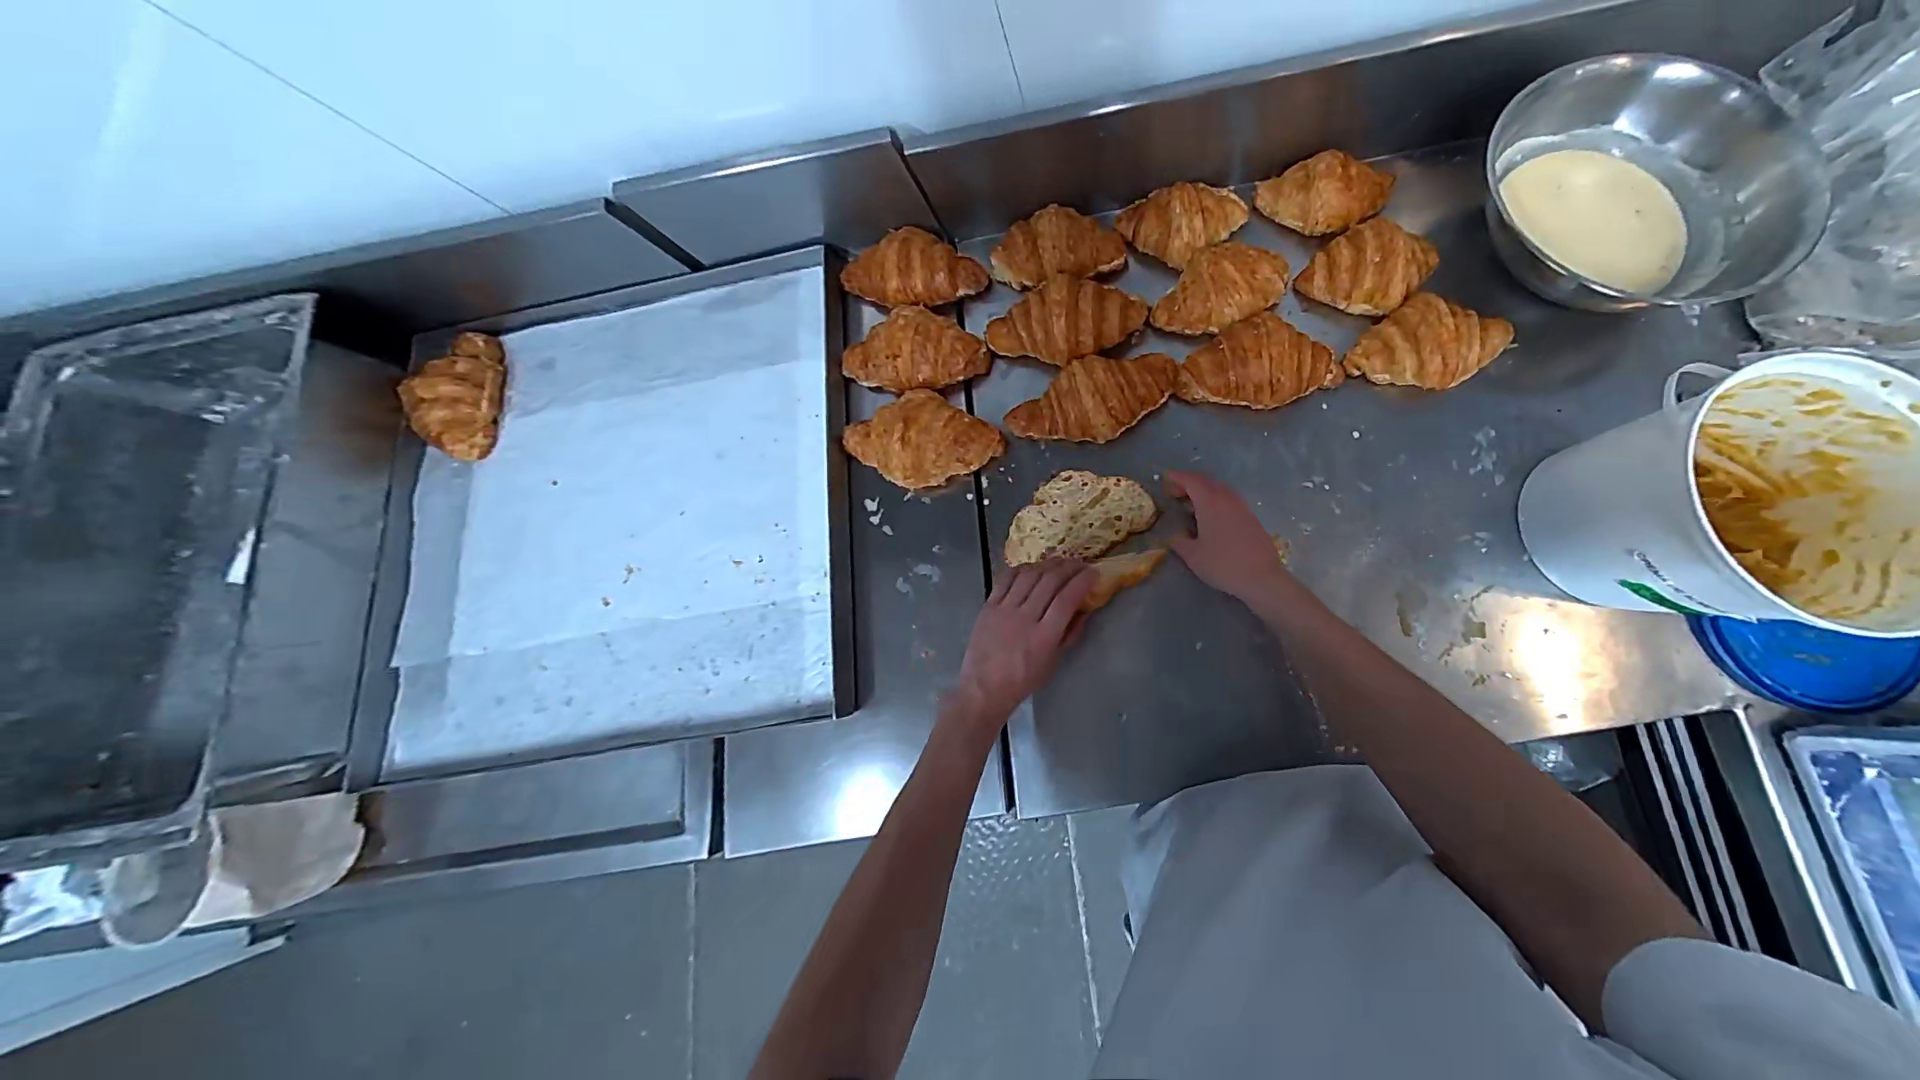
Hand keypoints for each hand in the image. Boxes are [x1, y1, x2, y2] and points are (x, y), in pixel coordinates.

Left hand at [949, 559, 1095, 727]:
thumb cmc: (1023, 680)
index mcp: (1044, 636)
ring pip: (1029, 576)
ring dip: (1047, 564)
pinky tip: (1031, 568)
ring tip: (1058, 562)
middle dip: (1068, 567)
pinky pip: (1006, 579)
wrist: (984, 687)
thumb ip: (1070, 634)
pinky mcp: (989, 606)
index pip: (1067, 598)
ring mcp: (1004, 610)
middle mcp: (1025, 618)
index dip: (1082, 581)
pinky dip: (1021, 569)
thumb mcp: (1054, 661)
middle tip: (1079, 563)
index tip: (1093, 572)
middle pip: (1049, 581)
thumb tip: (1084, 609)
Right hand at [1165, 470, 1295, 611]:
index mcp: (1211, 503)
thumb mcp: (1193, 555)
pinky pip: (1229, 501)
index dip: (1177, 477)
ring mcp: (1242, 507)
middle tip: (1174, 493)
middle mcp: (1227, 499)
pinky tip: (1210, 518)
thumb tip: (1174, 535)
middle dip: (1189, 483)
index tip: (1164, 478)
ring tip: (1190, 506)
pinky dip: (1215, 501)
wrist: (1261, 577)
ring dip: (1203, 492)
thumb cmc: (1222, 564)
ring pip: (1220, 490)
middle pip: (1206, 482)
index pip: (1192, 481)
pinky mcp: (1250, 518)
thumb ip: (1179, 541)